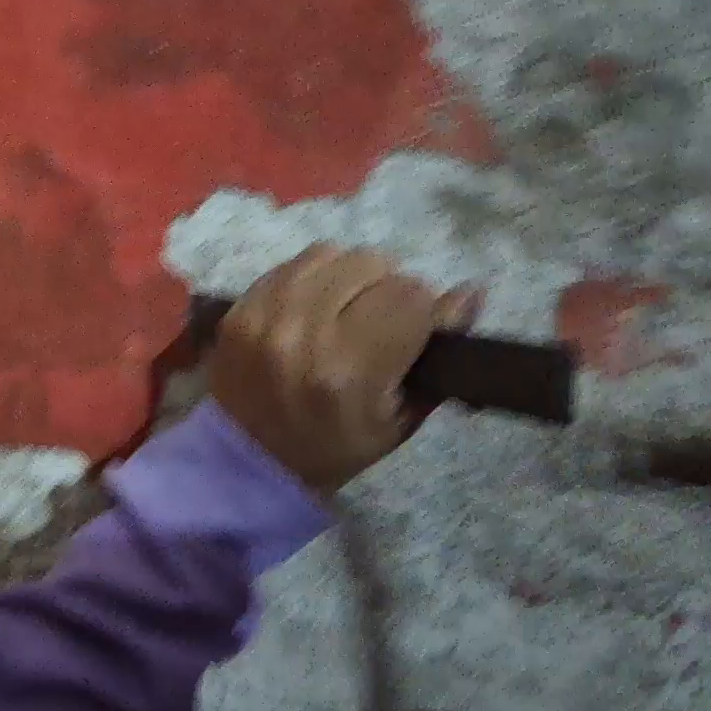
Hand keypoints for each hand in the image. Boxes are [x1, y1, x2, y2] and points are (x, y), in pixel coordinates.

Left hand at [207, 245, 478, 495]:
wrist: (249, 457)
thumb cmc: (334, 446)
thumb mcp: (398, 418)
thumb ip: (437, 354)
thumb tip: (471, 291)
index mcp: (347, 369)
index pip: (410, 295)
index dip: (420, 311)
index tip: (411, 333)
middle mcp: (302, 332)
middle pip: (370, 264)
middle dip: (385, 288)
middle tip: (375, 322)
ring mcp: (263, 315)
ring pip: (331, 254)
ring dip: (348, 276)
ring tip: (344, 310)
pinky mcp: (239, 307)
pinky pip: (291, 264)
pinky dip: (311, 279)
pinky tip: (312, 308)